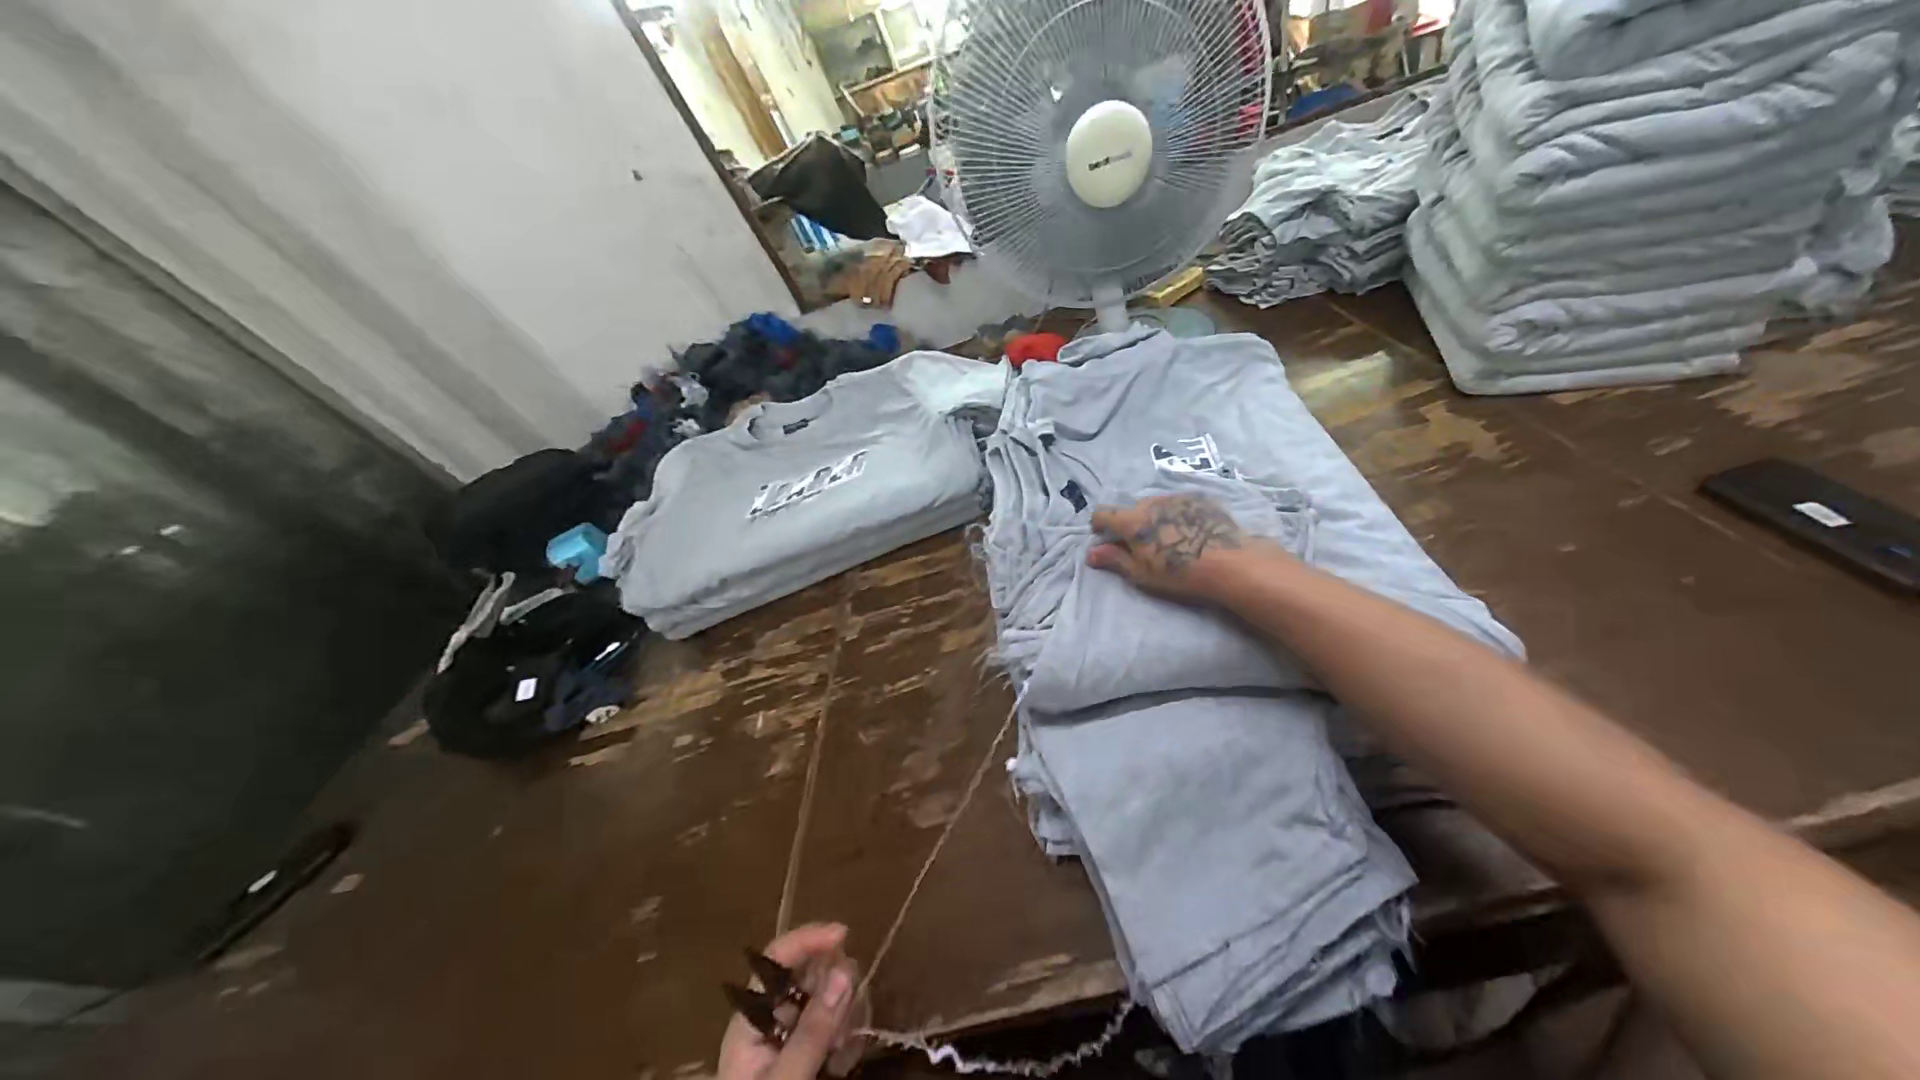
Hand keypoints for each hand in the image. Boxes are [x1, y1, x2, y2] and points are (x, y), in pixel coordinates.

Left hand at [717, 924, 862, 1079]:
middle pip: (804, 974)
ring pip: (823, 998)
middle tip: (849, 1012)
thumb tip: (844, 970)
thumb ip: (814, 1031)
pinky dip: (845, 1036)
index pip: (776, 959)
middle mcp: (768, 1022)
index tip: (844, 934)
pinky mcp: (805, 1056)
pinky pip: (832, 1027)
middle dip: (832, 984)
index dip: (807, 939)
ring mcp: (787, 1039)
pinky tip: (846, 1059)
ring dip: (842, 1013)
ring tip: (845, 1045)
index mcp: (750, 1020)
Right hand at [1088, 494, 1267, 600]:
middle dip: (1130, 524)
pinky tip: (1190, 531)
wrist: (1230, 562)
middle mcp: (1152, 502)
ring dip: (1154, 517)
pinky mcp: (1201, 499)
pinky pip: (1179, 504)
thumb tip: (1091, 553)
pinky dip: (1177, 514)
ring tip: (1168, 537)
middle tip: (1142, 545)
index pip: (1104, 514)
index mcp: (1132, 520)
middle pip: (1131, 509)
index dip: (1099, 526)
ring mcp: (1177, 498)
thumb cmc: (1180, 573)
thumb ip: (1114, 559)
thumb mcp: (1141, 574)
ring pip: (1156, 505)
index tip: (1104, 538)